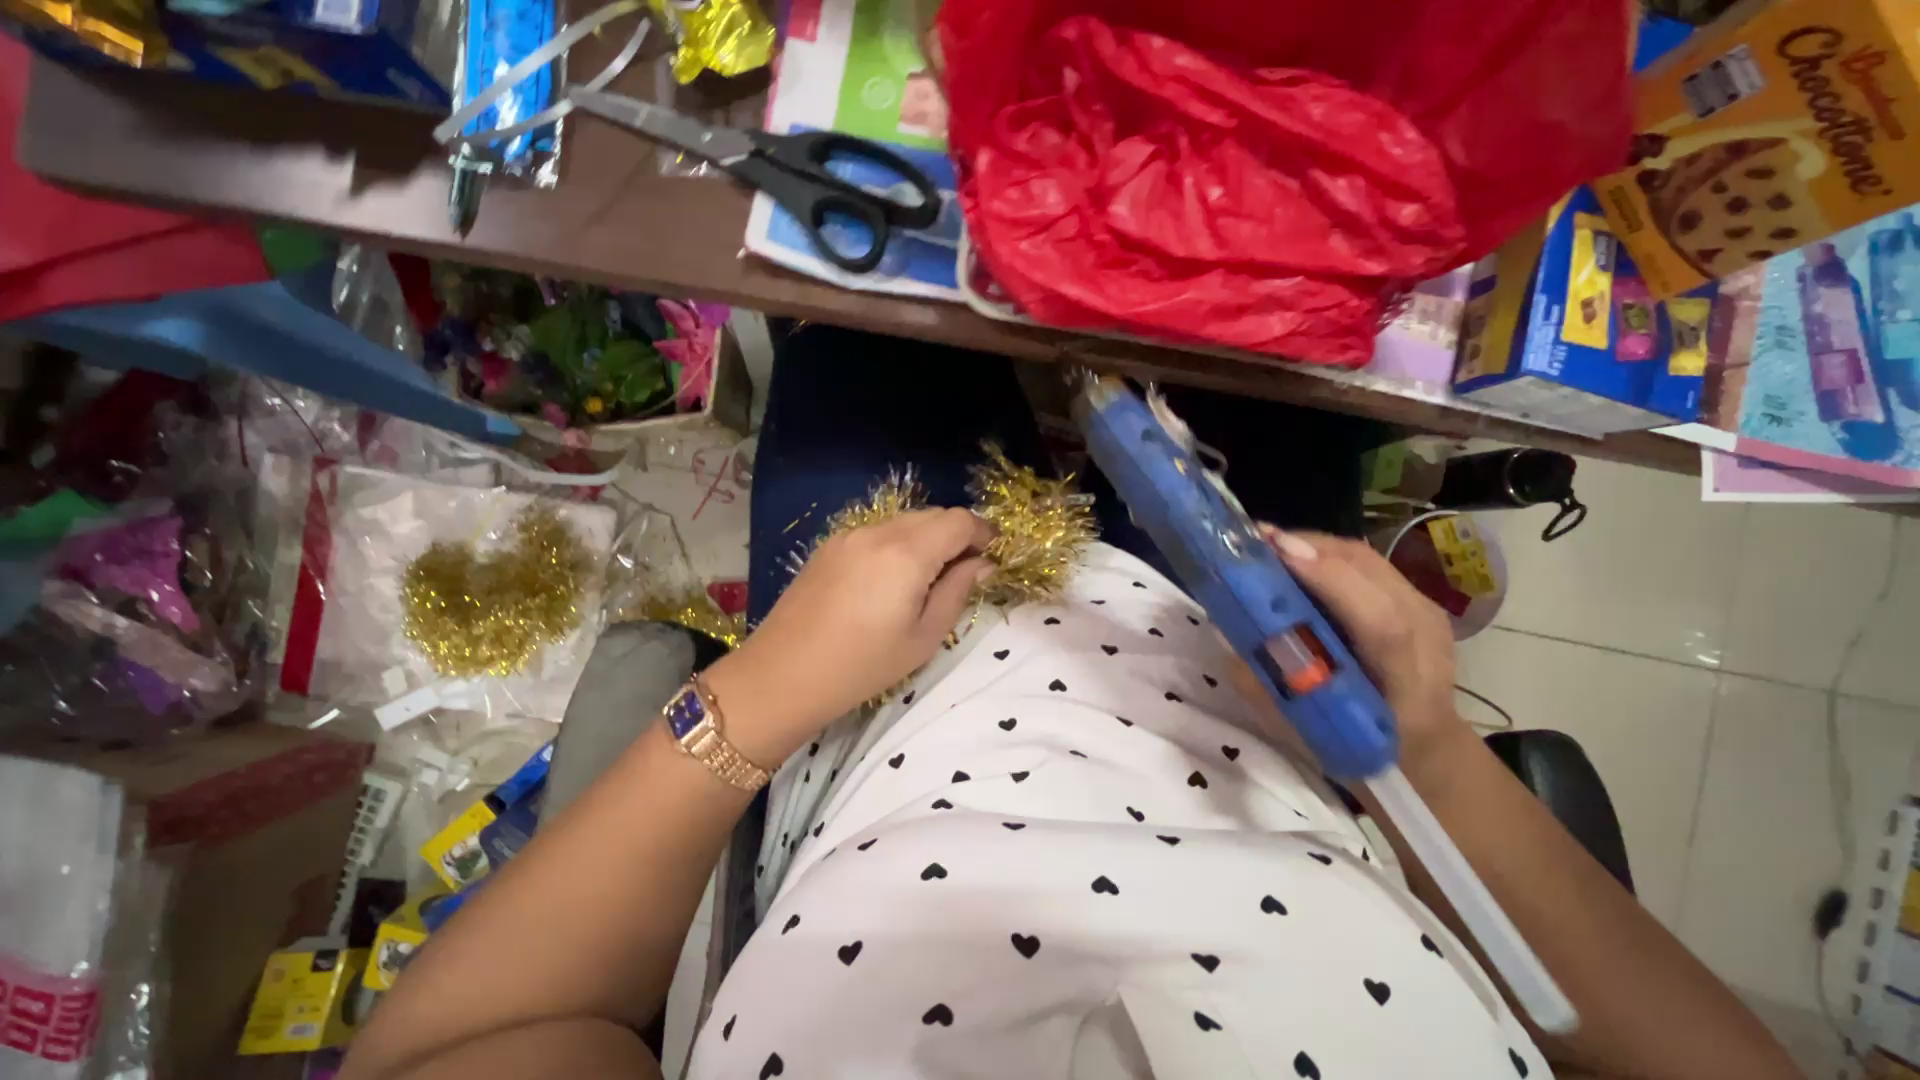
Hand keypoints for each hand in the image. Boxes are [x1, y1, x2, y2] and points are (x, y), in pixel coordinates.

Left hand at [704, 508, 995, 763]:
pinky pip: (877, 532)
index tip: (992, 556)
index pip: (959, 520)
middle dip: (956, 534)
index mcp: (908, 553)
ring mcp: (849, 535)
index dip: (982, 532)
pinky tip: (891, 580)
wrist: (784, 674)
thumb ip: (957, 592)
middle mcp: (879, 532)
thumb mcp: (924, 638)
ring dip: (926, 539)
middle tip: (965, 571)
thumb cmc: (863, 665)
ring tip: (928, 579)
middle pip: (932, 515)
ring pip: (904, 521)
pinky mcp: (829, 546)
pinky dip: (898, 544)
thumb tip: (981, 564)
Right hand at [1259, 526, 1469, 763]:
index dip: (1332, 582)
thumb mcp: (1306, 734)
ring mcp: (1427, 611)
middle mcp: (1427, 638)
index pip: (1382, 622)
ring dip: (1313, 547)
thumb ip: (1265, 688)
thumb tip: (1226, 633)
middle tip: (1252, 542)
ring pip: (1367, 560)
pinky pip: (1366, 563)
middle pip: (1371, 574)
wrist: (1424, 748)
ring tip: (1265, 546)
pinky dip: (1324, 555)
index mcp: (1407, 684)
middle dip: (1309, 551)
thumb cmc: (1359, 748)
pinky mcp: (1415, 597)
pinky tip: (1292, 558)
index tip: (1280, 555)